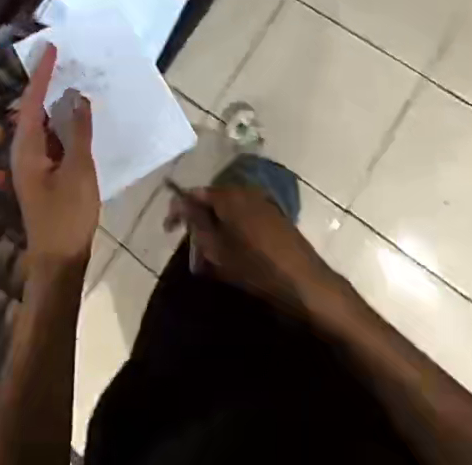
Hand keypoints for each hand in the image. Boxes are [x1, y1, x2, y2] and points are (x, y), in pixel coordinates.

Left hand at [10, 45, 99, 274]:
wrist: (59, 260)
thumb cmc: (67, 215)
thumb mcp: (78, 170)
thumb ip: (78, 131)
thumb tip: (77, 97)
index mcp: (27, 149)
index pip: (32, 102)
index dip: (42, 75)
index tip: (52, 49)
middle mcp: (25, 153)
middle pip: (33, 110)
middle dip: (46, 84)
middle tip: (63, 59)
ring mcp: (34, 165)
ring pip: (43, 125)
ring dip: (56, 103)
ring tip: (73, 80)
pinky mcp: (45, 175)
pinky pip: (53, 139)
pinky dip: (64, 123)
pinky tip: (80, 118)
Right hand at [165, 184, 344, 317]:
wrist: (304, 281)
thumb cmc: (256, 267)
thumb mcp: (218, 250)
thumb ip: (197, 223)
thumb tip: (181, 203)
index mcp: (229, 196)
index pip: (194, 193)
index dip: (178, 209)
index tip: (168, 230)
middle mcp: (245, 191)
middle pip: (212, 200)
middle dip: (198, 220)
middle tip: (191, 248)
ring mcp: (262, 201)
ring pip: (228, 209)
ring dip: (216, 227)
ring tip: (209, 254)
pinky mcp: (274, 215)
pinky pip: (243, 215)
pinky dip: (232, 229)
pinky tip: (231, 251)